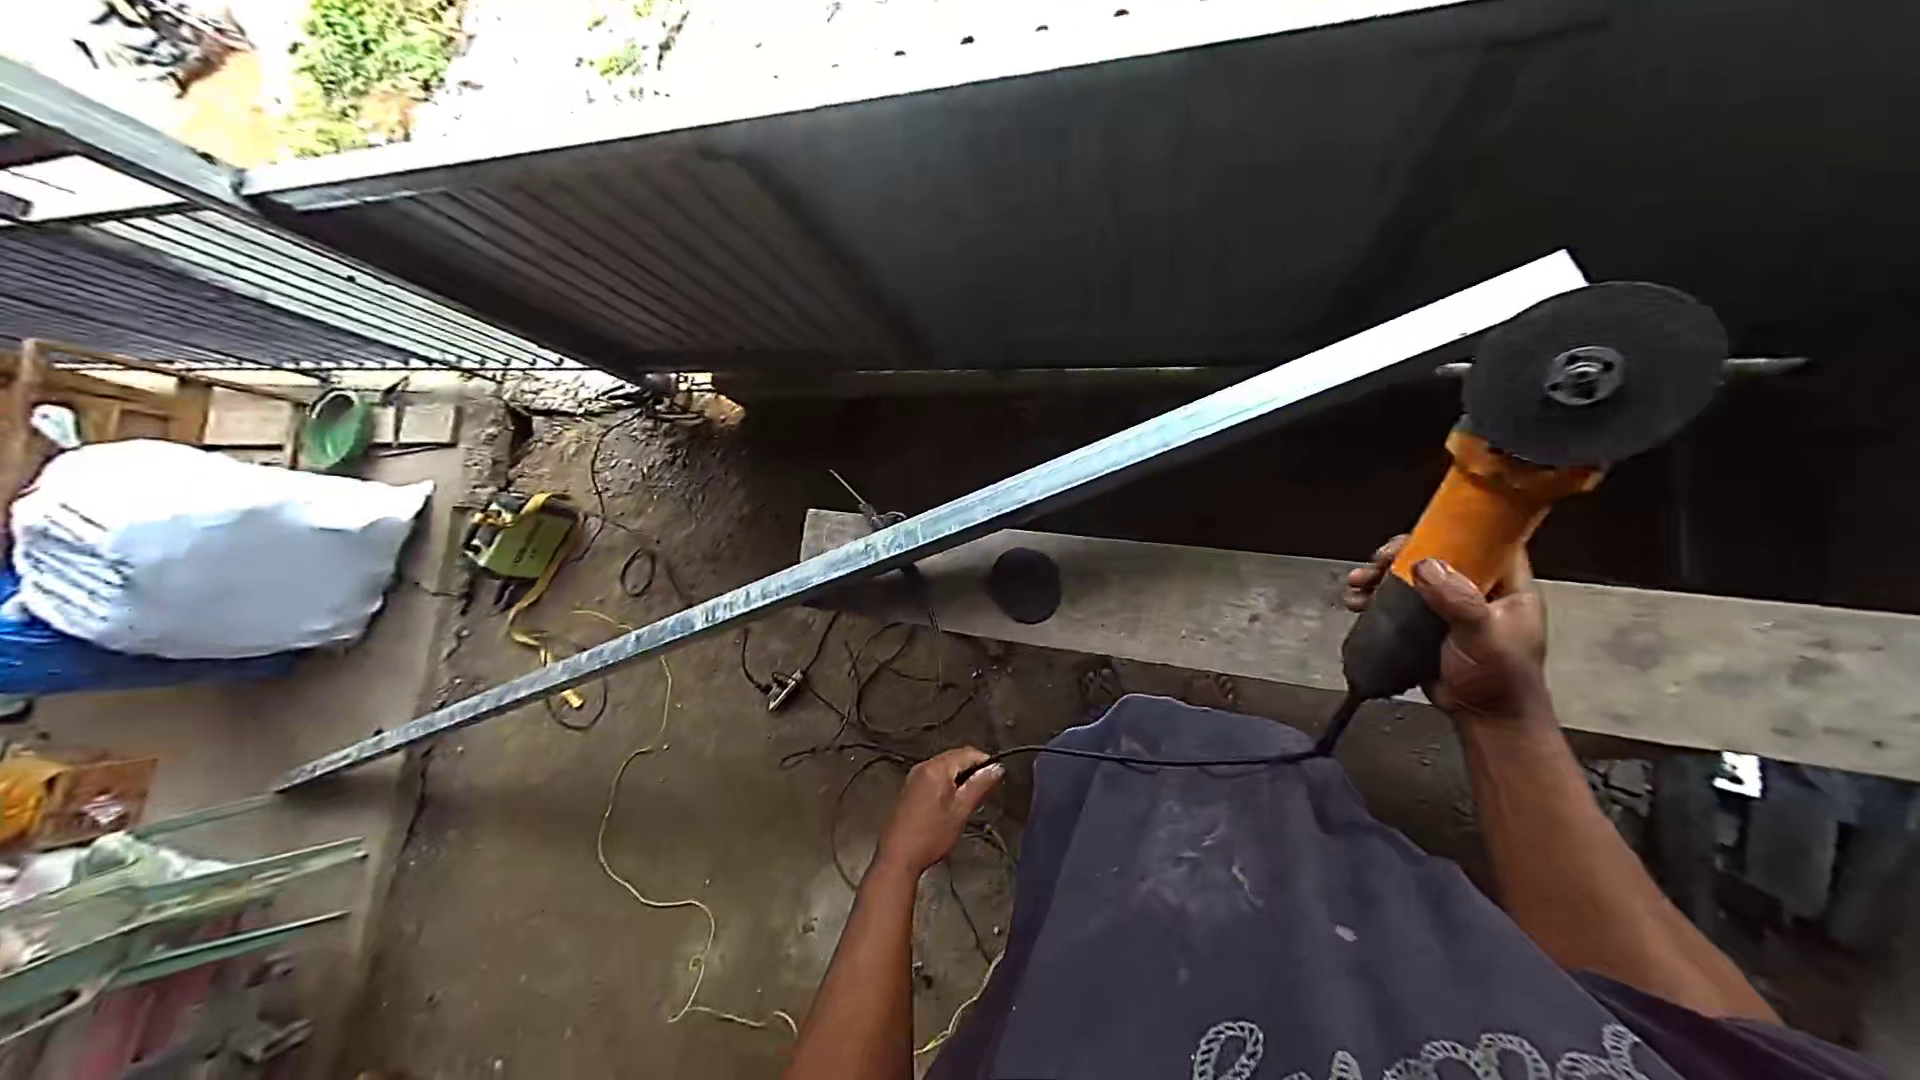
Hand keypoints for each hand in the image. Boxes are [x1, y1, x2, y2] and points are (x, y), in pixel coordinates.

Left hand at [874, 748, 1003, 877]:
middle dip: (972, 771)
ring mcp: (914, 779)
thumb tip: (996, 769)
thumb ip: (979, 785)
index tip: (996, 776)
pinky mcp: (910, 791)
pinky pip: (933, 779)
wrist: (898, 858)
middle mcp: (922, 768)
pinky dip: (946, 786)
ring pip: (944, 769)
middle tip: (986, 789)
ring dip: (960, 779)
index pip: (968, 753)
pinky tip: (951, 804)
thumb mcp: (961, 810)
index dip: (986, 762)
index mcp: (935, 768)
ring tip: (970, 800)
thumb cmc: (929, 836)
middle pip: (955, 758)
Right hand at [1344, 535, 1550, 722]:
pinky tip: (1357, 601)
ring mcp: (1447, 605)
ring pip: (1408, 576)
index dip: (1449, 531)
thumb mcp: (1484, 636)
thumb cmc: (1499, 680)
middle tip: (1379, 562)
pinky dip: (1372, 597)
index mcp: (1505, 584)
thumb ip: (1459, 600)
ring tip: (1359, 583)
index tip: (1418, 534)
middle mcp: (1475, 588)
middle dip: (1400, 555)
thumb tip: (1425, 565)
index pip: (1481, 541)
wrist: (1484, 718)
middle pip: (1434, 554)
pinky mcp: (1423, 622)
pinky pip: (1394, 599)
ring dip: (1379, 575)